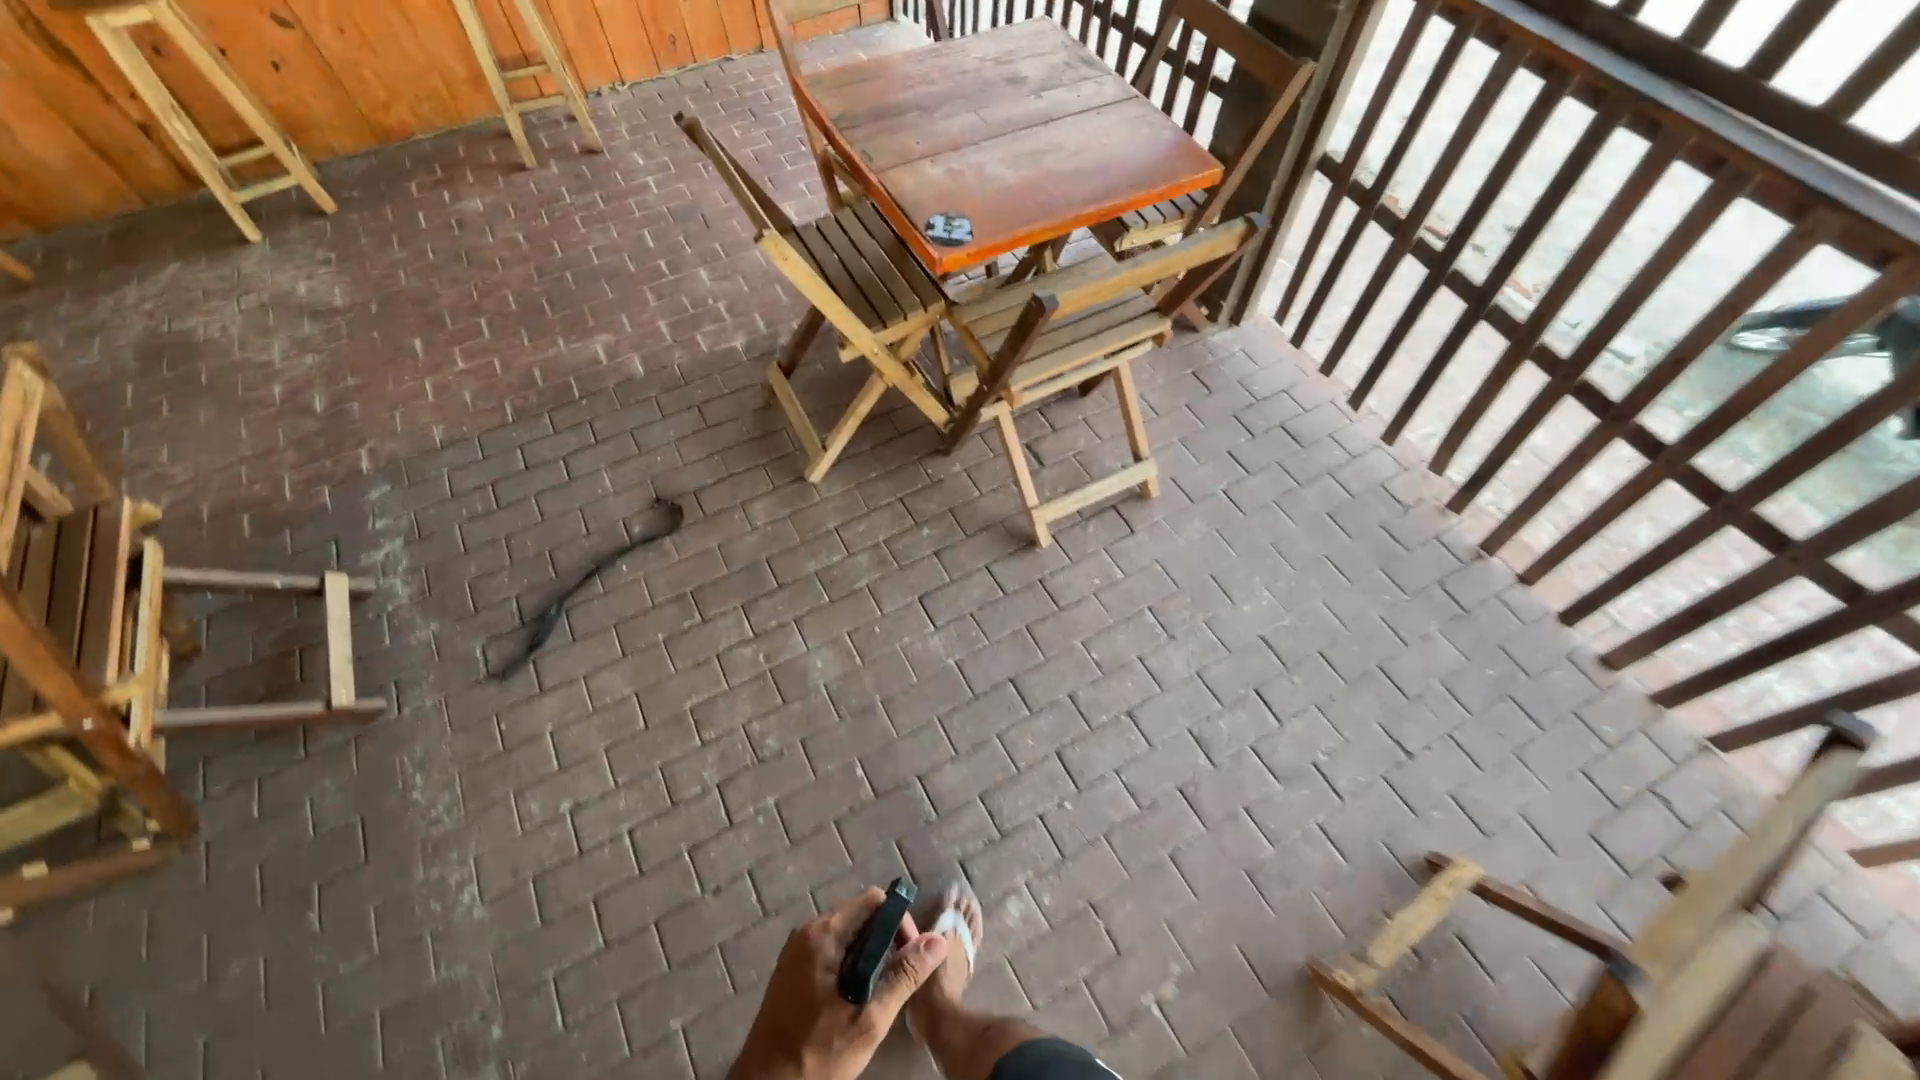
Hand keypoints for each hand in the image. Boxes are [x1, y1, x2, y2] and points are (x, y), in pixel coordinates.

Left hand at [729, 887, 949, 1079]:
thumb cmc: (819, 1051)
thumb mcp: (870, 1018)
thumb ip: (905, 975)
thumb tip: (938, 940)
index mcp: (824, 935)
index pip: (874, 901)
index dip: (900, 923)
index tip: (910, 959)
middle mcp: (807, 932)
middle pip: (861, 915)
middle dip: (886, 941)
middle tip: (897, 982)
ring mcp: (796, 950)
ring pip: (847, 934)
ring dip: (869, 955)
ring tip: (878, 994)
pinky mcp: (792, 968)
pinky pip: (830, 950)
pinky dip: (849, 964)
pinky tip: (854, 998)